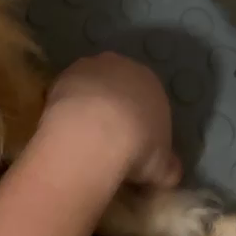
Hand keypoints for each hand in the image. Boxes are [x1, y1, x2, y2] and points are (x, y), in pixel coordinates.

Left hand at [42, 53, 182, 187]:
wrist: (94, 132)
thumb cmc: (138, 148)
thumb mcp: (164, 168)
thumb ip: (169, 167)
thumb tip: (171, 170)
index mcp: (151, 82)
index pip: (148, 99)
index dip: (140, 123)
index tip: (134, 146)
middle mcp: (122, 65)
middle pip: (119, 87)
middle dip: (114, 108)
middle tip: (108, 139)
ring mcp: (90, 66)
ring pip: (92, 85)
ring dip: (89, 104)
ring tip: (84, 136)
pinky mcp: (64, 73)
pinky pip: (68, 91)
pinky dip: (68, 106)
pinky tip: (66, 128)